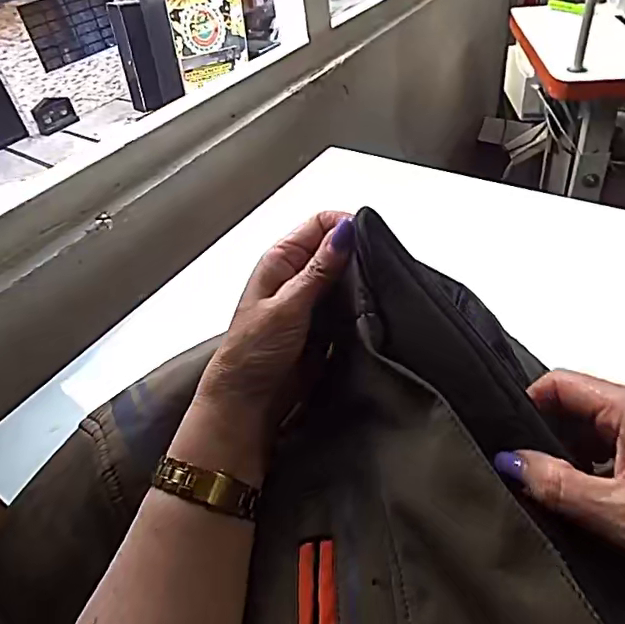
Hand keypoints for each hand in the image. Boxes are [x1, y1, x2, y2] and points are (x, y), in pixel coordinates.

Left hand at [170, 211, 353, 486]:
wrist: (250, 399)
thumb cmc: (251, 353)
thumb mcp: (288, 305)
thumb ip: (319, 269)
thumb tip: (344, 232)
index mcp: (281, 259)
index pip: (320, 223)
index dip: (345, 225)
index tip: (367, 239)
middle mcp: (298, 274)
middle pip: (337, 247)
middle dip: (358, 253)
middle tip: (374, 267)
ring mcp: (313, 298)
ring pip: (348, 275)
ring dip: (362, 280)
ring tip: (374, 289)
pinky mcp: (326, 322)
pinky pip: (351, 303)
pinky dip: (362, 303)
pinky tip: (369, 308)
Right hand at [495, 370, 624, 623]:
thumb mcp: (622, 515)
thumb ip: (559, 484)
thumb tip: (512, 461)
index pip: (564, 383)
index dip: (527, 405)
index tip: (506, 441)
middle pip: (579, 408)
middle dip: (548, 440)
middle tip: (528, 480)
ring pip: (598, 436)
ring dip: (574, 464)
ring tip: (560, 503)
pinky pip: (620, 459)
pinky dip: (598, 479)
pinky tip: (592, 514)